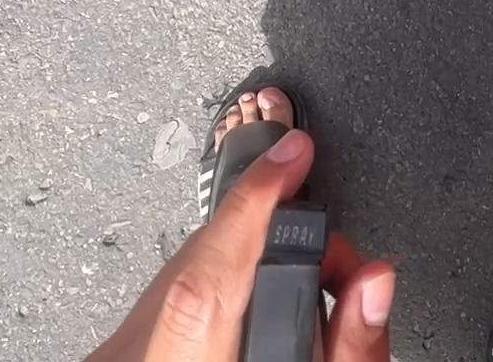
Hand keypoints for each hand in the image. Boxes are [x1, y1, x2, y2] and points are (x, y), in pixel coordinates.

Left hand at [84, 129, 396, 361]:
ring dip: (256, 264)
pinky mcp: (117, 352)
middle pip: (209, 266)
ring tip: (312, 299)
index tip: (295, 152)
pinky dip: (225, 284)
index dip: (258, 199)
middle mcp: (139, 360)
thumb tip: (375, 279)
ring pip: (189, 275)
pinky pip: (172, 296)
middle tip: (345, 272)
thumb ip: (351, 351)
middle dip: (286, 241)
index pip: (210, 271)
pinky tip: (260, 311)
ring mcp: (119, 356)